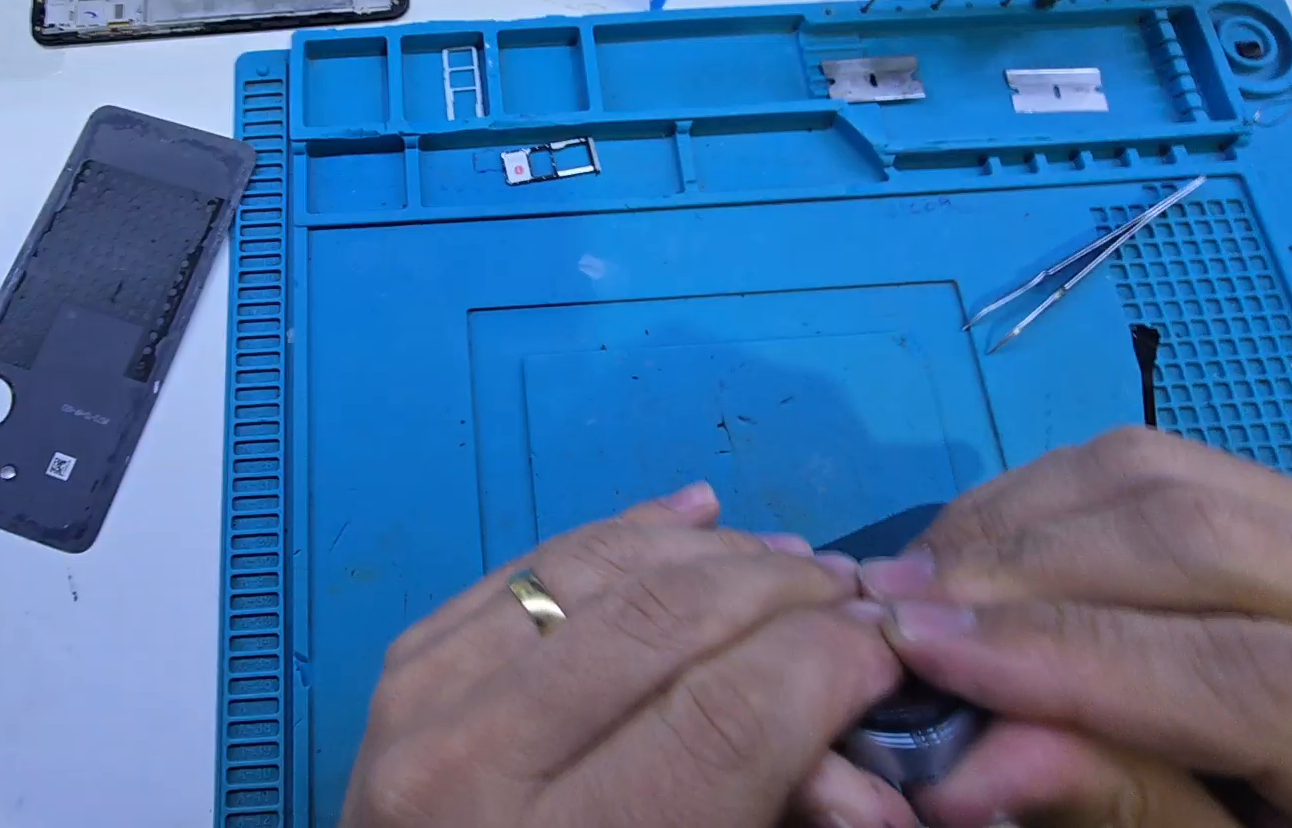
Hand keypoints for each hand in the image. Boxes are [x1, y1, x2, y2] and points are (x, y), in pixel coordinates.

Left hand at [341, 483, 915, 827]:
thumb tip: (873, 775)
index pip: (719, 722)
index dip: (820, 665)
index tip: (882, 638)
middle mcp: (470, 761)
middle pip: (655, 625)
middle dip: (770, 589)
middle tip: (842, 585)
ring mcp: (424, 691)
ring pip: (591, 570)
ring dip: (702, 550)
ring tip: (781, 551)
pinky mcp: (409, 651)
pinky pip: (535, 563)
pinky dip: (621, 534)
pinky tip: (687, 515)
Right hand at [857, 427, 1291, 827]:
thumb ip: (1128, 812)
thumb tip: (957, 764)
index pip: (1258, 677)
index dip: (1064, 656)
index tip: (912, 646)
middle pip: (1195, 536)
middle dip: (1011, 564)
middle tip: (892, 598)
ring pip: (1154, 471)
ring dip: (1008, 519)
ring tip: (921, 573)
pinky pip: (1145, 462)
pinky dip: (1036, 495)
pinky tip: (981, 545)